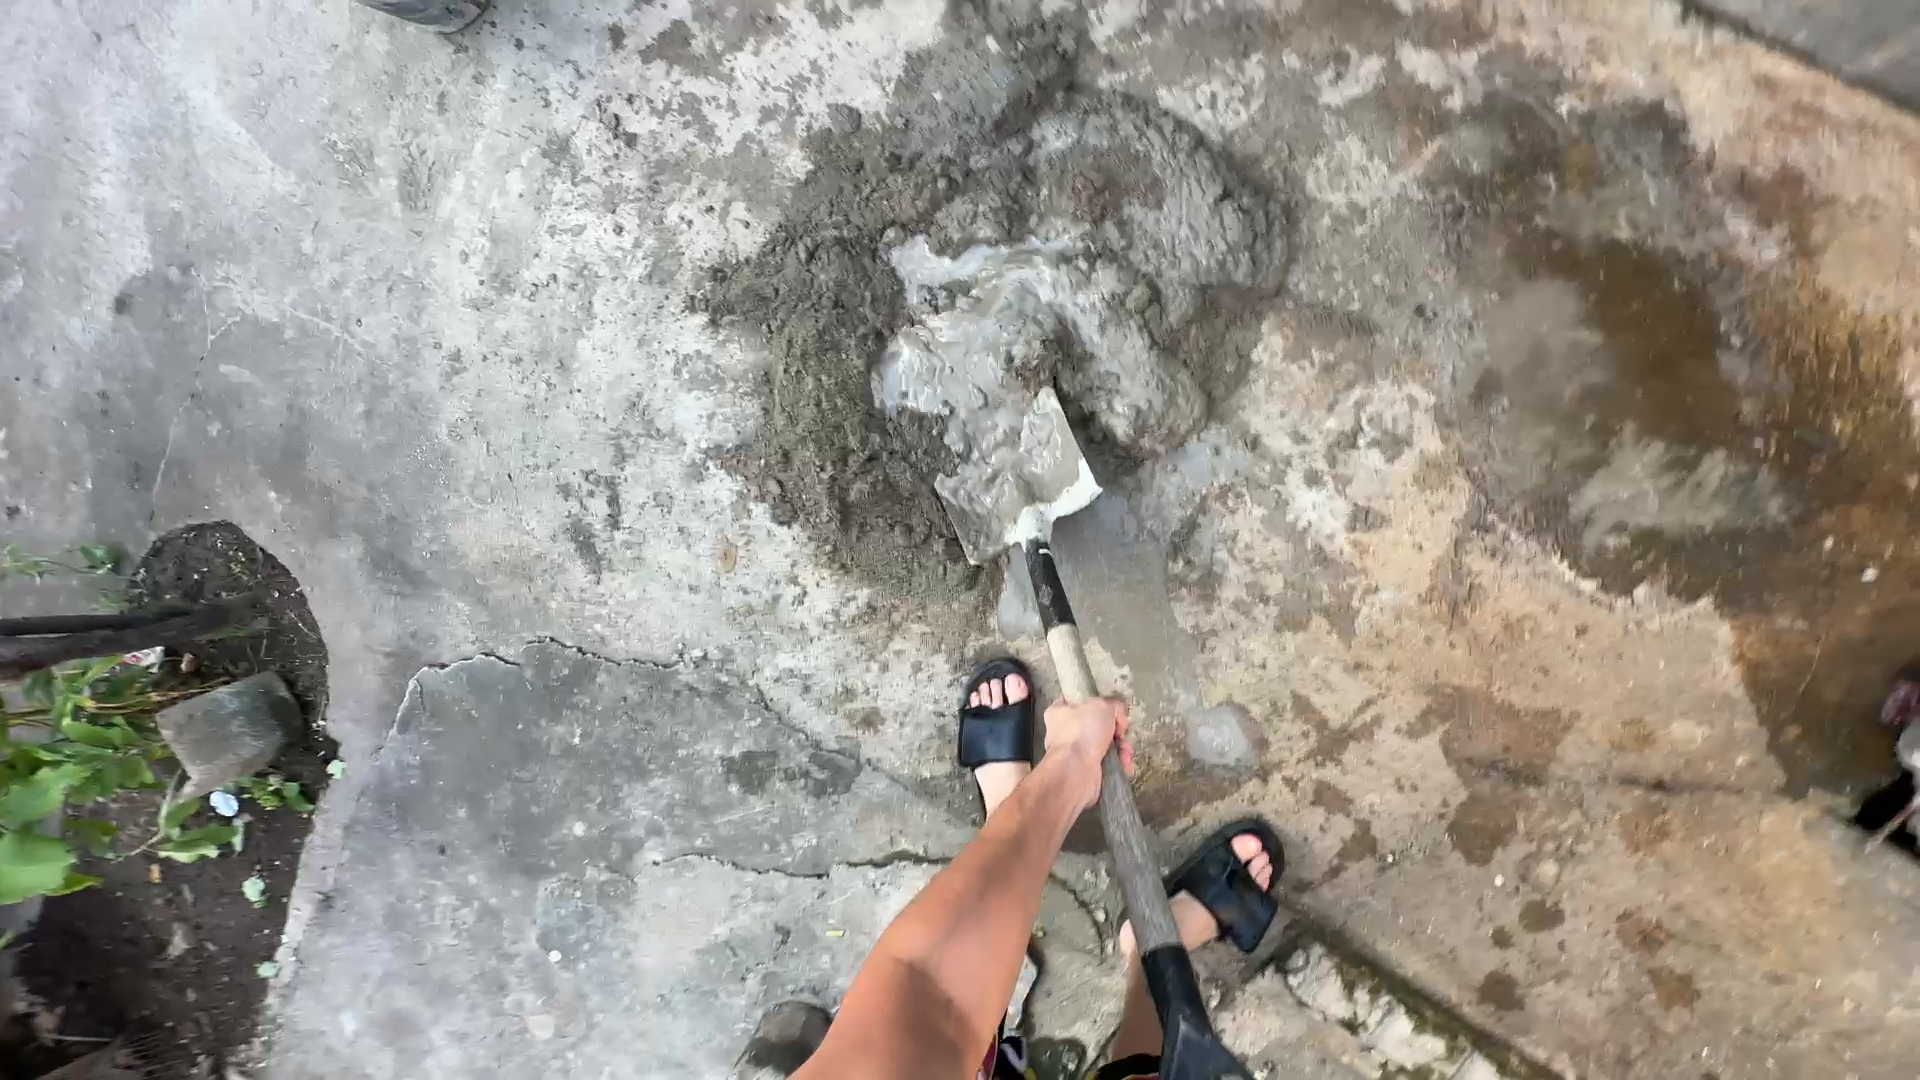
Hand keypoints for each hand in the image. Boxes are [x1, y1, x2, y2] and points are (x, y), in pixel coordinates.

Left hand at [1042, 696, 1133, 810]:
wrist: (1075, 771)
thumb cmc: (1082, 732)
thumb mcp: (1102, 705)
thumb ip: (1114, 705)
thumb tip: (1119, 717)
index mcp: (1060, 711)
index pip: (1079, 700)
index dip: (1098, 703)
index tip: (1112, 709)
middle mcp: (1065, 731)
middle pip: (1098, 723)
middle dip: (1117, 730)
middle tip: (1122, 733)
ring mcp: (1075, 751)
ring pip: (1106, 743)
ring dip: (1122, 747)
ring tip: (1125, 752)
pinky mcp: (1087, 769)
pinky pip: (1108, 761)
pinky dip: (1119, 762)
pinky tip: (1125, 765)